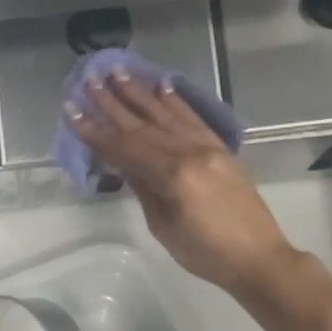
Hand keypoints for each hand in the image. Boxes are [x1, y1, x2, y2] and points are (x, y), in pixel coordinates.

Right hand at [70, 70, 292, 290]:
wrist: (258, 258)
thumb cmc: (205, 253)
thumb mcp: (163, 225)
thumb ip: (143, 188)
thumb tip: (123, 162)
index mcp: (174, 174)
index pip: (126, 147)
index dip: (96, 131)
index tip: (73, 111)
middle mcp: (191, 152)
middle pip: (144, 124)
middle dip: (113, 103)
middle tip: (90, 81)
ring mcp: (209, 147)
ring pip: (168, 114)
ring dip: (140, 93)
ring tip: (118, 73)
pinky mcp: (221, 149)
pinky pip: (194, 118)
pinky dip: (176, 101)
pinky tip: (162, 85)